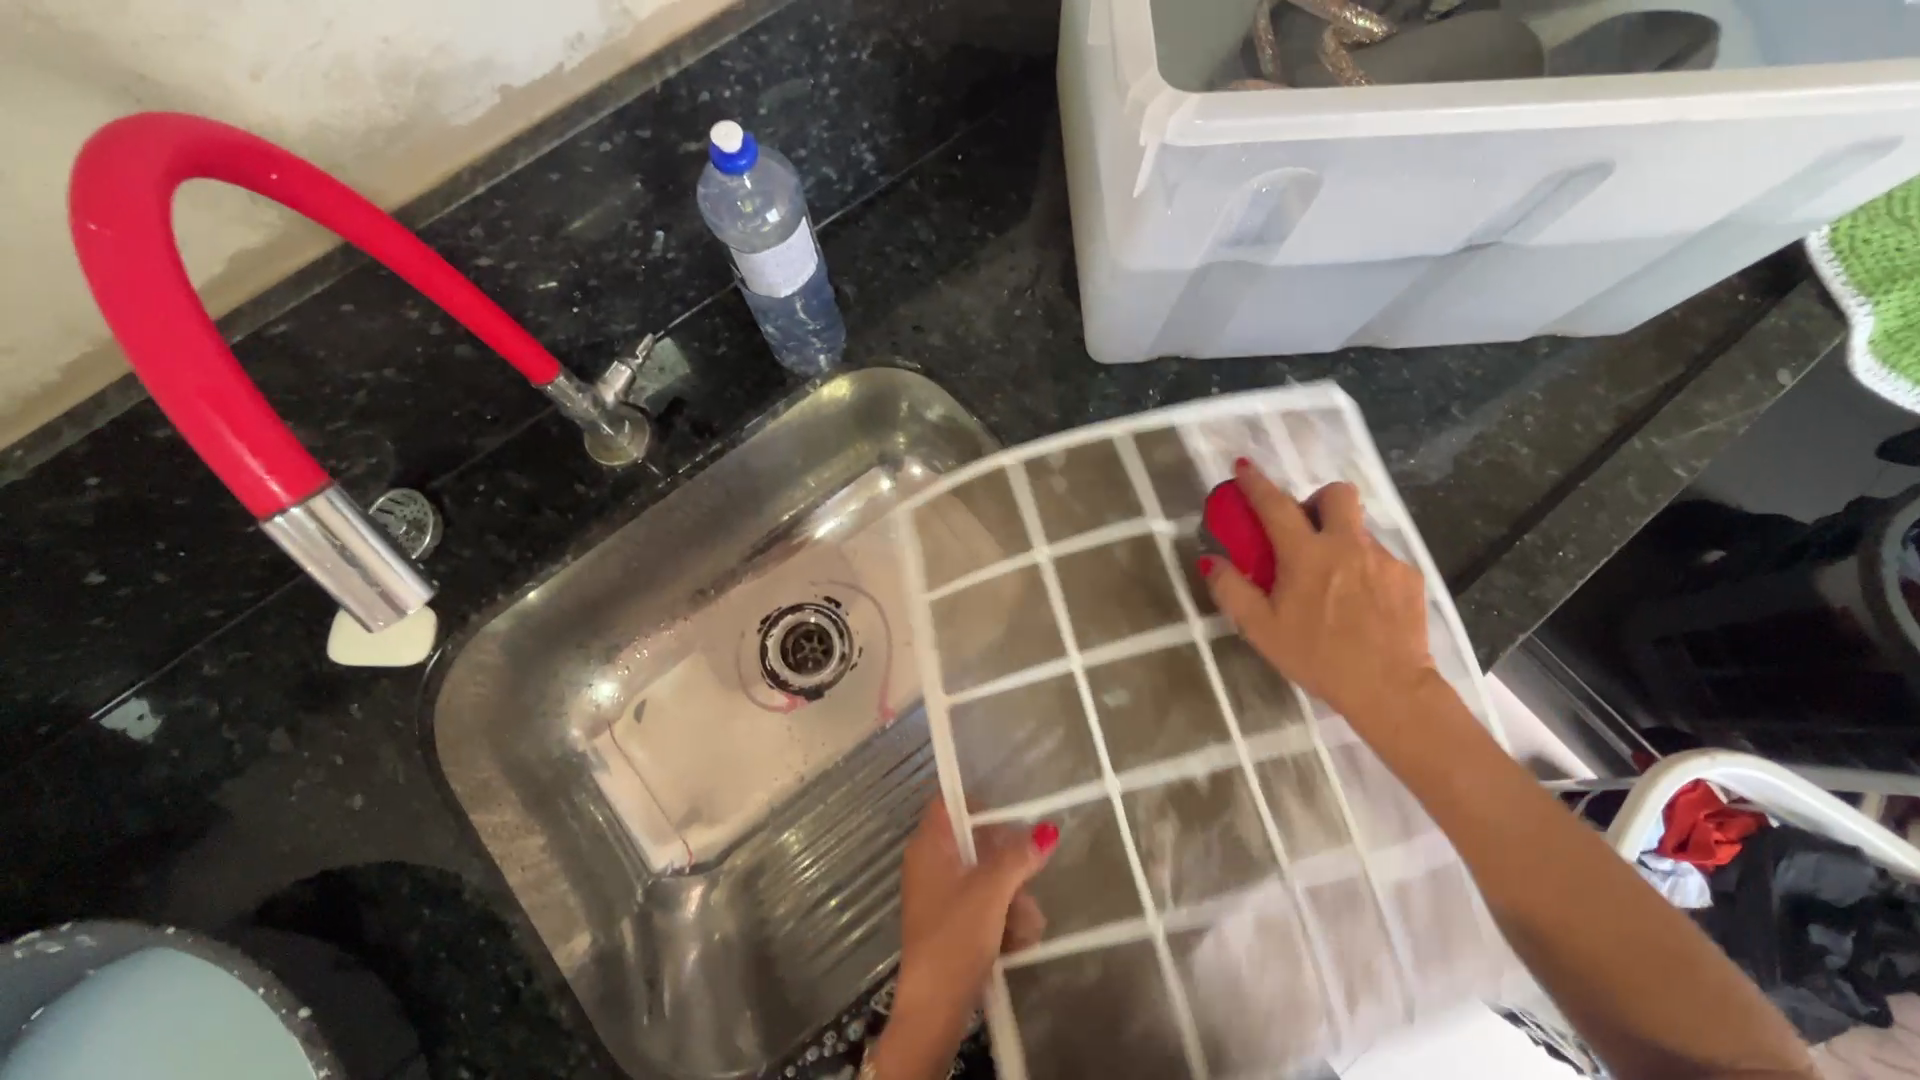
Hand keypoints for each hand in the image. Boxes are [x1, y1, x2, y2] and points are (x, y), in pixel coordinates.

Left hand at [868, 799, 1055, 1079]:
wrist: (934, 1007)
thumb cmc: (955, 938)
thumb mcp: (991, 892)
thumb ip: (1018, 856)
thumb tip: (1047, 830)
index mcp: (929, 847)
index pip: (950, 804)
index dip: (981, 808)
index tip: (1012, 822)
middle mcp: (933, 865)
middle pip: (979, 845)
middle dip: (1011, 869)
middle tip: (1025, 885)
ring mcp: (944, 897)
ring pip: (990, 880)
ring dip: (1013, 902)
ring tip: (1023, 927)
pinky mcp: (956, 925)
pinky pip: (987, 908)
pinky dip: (1004, 922)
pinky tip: (1016, 943)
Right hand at [1200, 460, 1435, 730]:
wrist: (1389, 688)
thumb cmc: (1317, 658)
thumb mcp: (1261, 630)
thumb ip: (1232, 590)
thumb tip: (1211, 560)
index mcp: (1306, 555)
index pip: (1275, 505)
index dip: (1255, 483)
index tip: (1243, 467)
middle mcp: (1347, 545)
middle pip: (1337, 493)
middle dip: (1317, 500)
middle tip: (1305, 530)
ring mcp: (1383, 558)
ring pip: (1359, 530)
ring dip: (1341, 541)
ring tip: (1334, 582)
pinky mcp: (1408, 577)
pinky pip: (1381, 559)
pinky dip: (1365, 570)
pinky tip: (1361, 604)